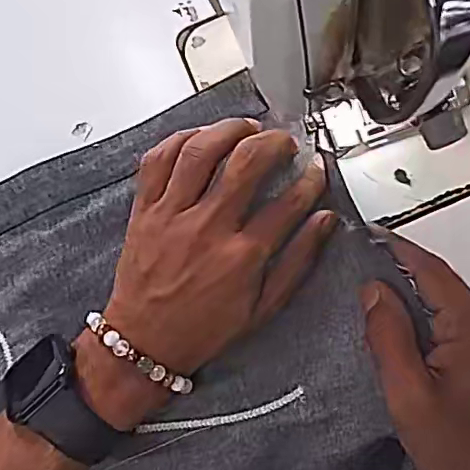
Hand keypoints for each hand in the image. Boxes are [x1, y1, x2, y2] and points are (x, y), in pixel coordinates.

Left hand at [76, 117, 337, 430]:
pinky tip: (200, 137)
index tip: (315, 170)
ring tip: (247, 128)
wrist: (145, 341)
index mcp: (241, 257)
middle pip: (246, 163)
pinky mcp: (145, 211)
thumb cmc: (203, 327)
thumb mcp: (263, 307)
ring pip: (201, 151)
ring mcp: (172, 216)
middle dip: (275, 142)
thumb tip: (324, 222)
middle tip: (284, 142)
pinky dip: (180, 139)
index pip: (288, 203)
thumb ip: (298, 261)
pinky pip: (158, 161)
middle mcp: (207, 229)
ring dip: (230, 130)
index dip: (310, 179)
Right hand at [360, 233, 469, 469]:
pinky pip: (462, 328)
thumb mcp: (408, 396)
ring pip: (451, 308)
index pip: (431, 270)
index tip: (368, 235)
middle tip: (360, 282)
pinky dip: (434, 326)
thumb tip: (373, 289)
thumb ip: (388, 335)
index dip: (396, 249)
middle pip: (442, 287)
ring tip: (377, 313)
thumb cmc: (458, 455)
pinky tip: (410, 342)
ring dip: (416, 307)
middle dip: (401, 281)